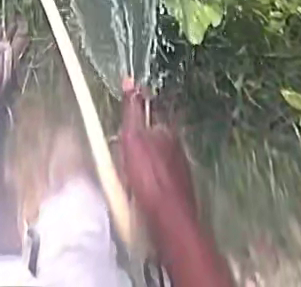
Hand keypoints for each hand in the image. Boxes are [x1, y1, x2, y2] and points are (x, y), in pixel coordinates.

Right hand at [118, 82, 199, 230]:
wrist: (170, 221)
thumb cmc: (148, 176)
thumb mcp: (132, 136)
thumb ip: (132, 109)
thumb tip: (129, 80)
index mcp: (167, 129)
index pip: (149, 113)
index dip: (133, 118)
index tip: (120, 128)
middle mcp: (177, 146)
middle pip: (152, 137)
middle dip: (137, 143)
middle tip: (120, 154)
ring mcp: (181, 171)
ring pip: (156, 161)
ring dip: (142, 166)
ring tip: (127, 178)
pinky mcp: (180, 193)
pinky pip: (159, 182)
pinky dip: (149, 185)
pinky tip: (140, 196)